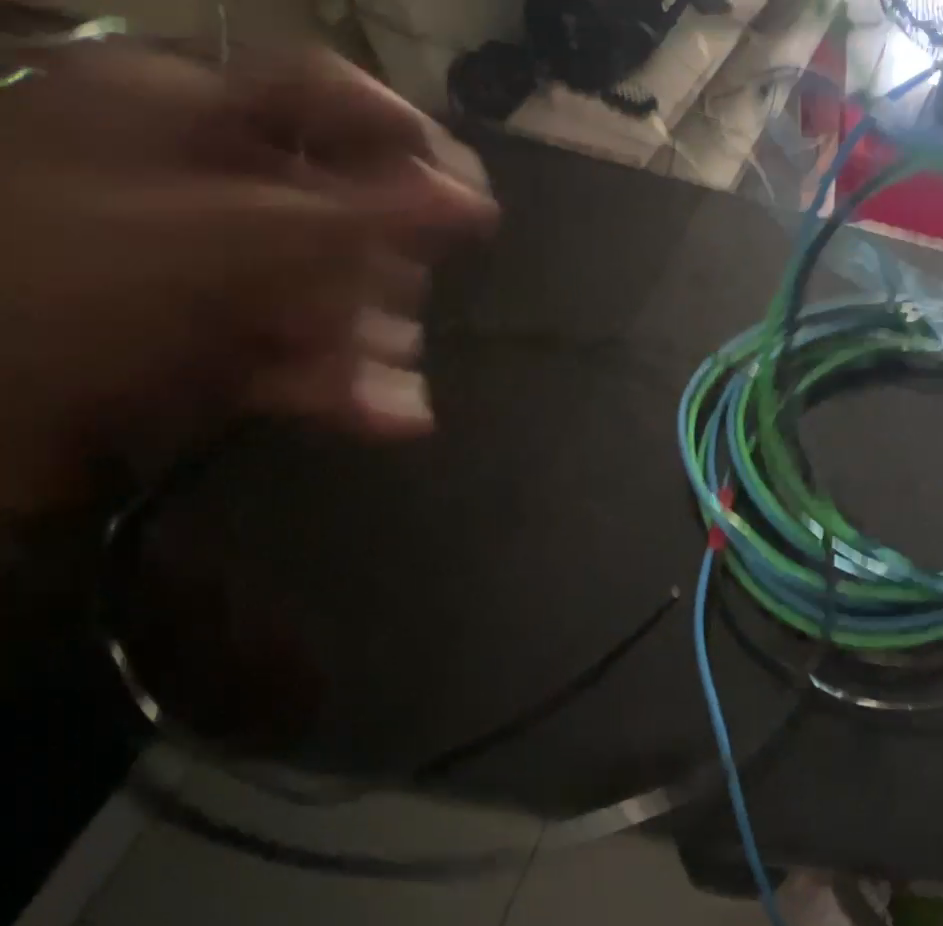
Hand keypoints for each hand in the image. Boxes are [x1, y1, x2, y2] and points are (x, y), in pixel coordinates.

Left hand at [0, 40, 495, 511]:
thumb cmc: (71, 285)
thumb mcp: (224, 235)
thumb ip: (360, 214)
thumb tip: (475, 203)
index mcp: (181, 114)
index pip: (324, 95)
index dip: (408, 139)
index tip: (475, 204)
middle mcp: (202, 180)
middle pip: (343, 211)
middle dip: (384, 277)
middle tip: (391, 318)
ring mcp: (207, 264)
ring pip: (330, 292)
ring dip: (370, 345)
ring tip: (389, 391)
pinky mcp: (209, 335)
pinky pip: (300, 348)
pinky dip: (342, 384)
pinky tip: (389, 417)